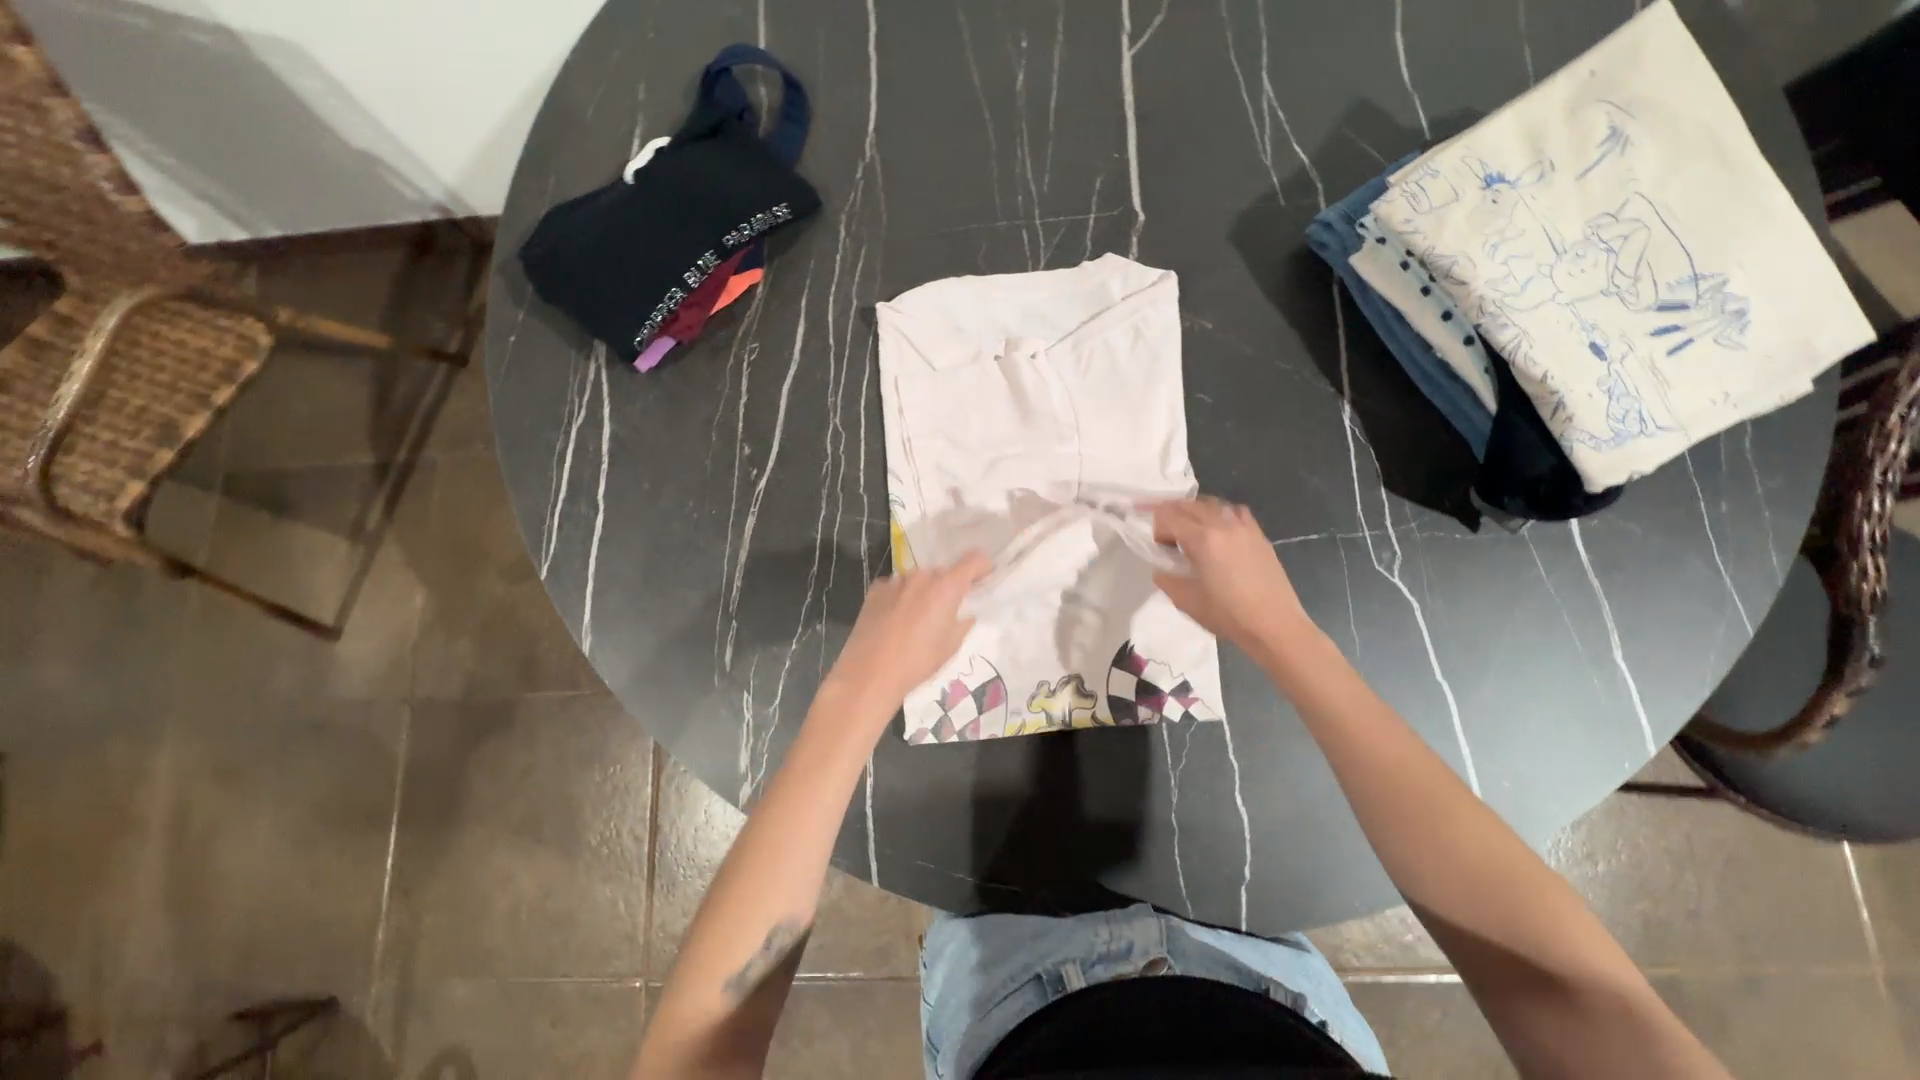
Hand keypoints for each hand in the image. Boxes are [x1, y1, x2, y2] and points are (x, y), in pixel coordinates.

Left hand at [815, 551, 992, 736]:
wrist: (870, 673)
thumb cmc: (917, 662)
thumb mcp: (950, 646)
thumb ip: (962, 622)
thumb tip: (964, 613)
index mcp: (946, 588)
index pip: (973, 560)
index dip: (982, 566)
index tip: (983, 578)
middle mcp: (922, 577)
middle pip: (943, 572)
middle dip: (948, 586)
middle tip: (947, 609)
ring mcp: (896, 581)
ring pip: (918, 579)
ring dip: (923, 591)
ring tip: (917, 618)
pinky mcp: (876, 590)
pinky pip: (896, 587)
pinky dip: (901, 597)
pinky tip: (895, 619)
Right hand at [1151, 498, 1315, 666]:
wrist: (1274, 624)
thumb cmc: (1228, 615)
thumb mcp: (1187, 601)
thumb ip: (1167, 580)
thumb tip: (1161, 570)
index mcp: (1203, 539)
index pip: (1169, 516)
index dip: (1158, 527)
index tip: (1160, 547)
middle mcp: (1223, 525)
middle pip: (1190, 505)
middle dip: (1172, 515)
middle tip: (1169, 538)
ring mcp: (1244, 527)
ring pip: (1213, 504)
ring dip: (1196, 512)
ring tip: (1192, 532)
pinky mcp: (1259, 535)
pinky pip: (1235, 512)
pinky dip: (1221, 515)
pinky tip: (1221, 532)